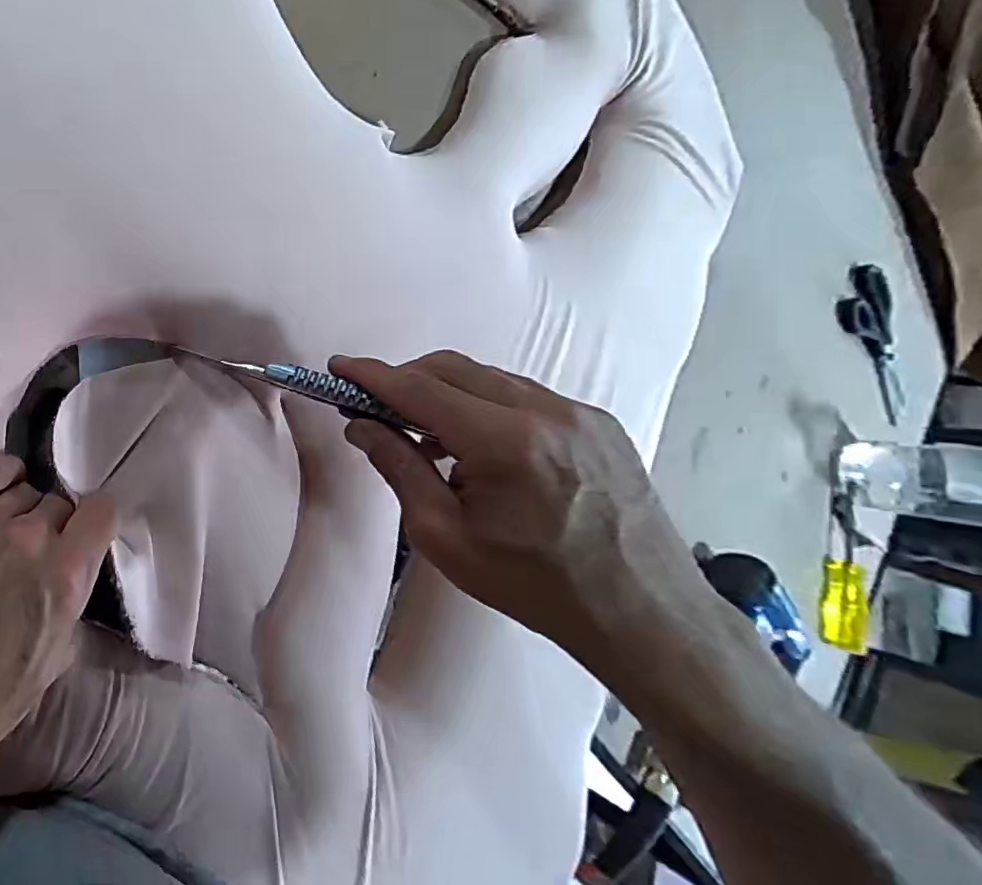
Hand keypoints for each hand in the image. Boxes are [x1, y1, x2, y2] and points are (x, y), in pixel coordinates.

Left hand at [0, 449, 116, 771]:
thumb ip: (70, 606)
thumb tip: (70, 578)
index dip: (94, 522)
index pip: (101, 512)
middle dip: (53, 524)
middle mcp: (31, 539)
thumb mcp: (52, 662)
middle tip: (31, 551)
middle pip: (58, 503)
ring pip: (23, 489)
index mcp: (65, 577)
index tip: (82, 534)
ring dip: (19, 509)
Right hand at [331, 351, 707, 672]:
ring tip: (426, 434)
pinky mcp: (598, 421)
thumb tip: (362, 425)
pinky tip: (479, 445)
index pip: (421, 389)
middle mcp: (546, 410)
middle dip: (406, 379)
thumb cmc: (534, 586)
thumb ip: (400, 469)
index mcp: (506, 442)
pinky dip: (486, 405)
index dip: (373, 375)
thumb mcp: (447, 538)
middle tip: (374, 406)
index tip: (339, 367)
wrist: (642, 614)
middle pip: (454, 369)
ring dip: (446, 392)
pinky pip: (524, 395)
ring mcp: (579, 412)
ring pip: (490, 378)